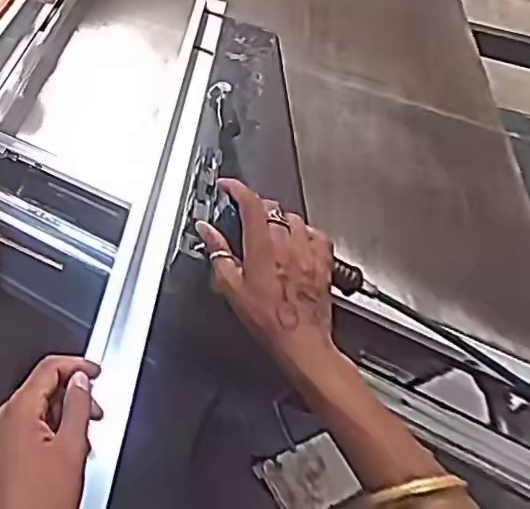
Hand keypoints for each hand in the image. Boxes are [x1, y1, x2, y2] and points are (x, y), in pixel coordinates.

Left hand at [0, 356, 101, 508]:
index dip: (76, 364)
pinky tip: (73, 447)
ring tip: (87, 433)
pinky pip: (37, 423)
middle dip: (75, 393)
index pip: (49, 367)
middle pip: (46, 384)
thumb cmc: (40, 502)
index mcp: (19, 408)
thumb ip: (78, 407)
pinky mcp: (12, 449)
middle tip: (96, 408)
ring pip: (44, 405)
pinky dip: (58, 427)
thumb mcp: (70, 449)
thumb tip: (81, 380)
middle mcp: (9, 416)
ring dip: (69, 413)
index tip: (96, 369)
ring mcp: (8, 433)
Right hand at [195, 179, 337, 376]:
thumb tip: (206, 230)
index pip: (251, 202)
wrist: (302, 344)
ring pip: (292, 217)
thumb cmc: (267, 319)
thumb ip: (218, 251)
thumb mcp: (231, 286)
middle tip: (244, 218)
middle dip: (255, 207)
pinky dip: (304, 232)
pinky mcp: (323, 262)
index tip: (227, 186)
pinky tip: (297, 242)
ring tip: (269, 233)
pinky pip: (316, 233)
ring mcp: (307, 251)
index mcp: (262, 247)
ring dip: (278, 220)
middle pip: (271, 207)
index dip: (236, 188)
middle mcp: (287, 244)